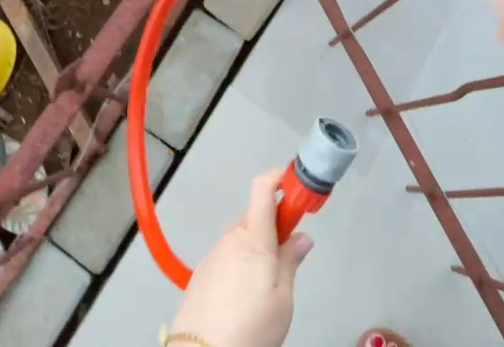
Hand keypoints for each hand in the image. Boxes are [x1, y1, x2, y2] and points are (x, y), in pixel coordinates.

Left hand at [167, 166, 314, 346]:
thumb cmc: (251, 326)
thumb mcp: (282, 299)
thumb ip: (291, 262)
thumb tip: (303, 236)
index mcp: (254, 238)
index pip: (262, 188)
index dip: (278, 178)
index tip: (293, 184)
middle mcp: (230, 238)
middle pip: (253, 215)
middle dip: (272, 223)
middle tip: (287, 252)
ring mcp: (212, 254)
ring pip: (239, 236)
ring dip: (254, 244)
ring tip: (265, 282)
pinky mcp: (201, 272)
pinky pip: (225, 254)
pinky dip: (238, 260)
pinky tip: (242, 292)